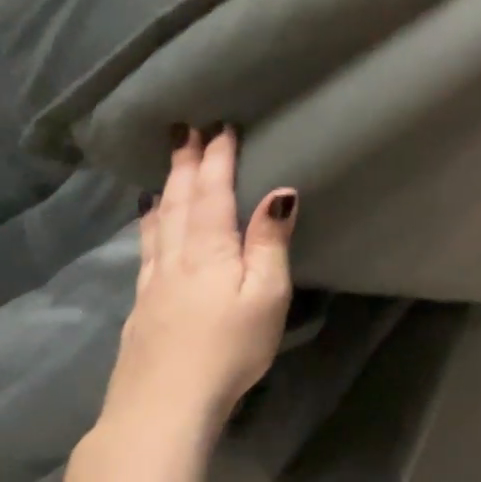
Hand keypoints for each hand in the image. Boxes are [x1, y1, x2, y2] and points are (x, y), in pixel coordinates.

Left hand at [105, 126, 297, 434]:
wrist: (163, 408)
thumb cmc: (231, 346)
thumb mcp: (267, 293)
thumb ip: (270, 242)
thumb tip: (281, 191)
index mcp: (210, 253)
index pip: (213, 195)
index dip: (217, 159)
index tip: (220, 125)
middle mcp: (176, 259)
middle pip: (179, 203)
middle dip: (185, 164)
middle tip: (186, 129)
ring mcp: (155, 282)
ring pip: (158, 223)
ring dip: (166, 188)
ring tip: (167, 163)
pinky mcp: (145, 303)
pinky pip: (148, 246)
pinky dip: (149, 222)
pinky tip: (147, 219)